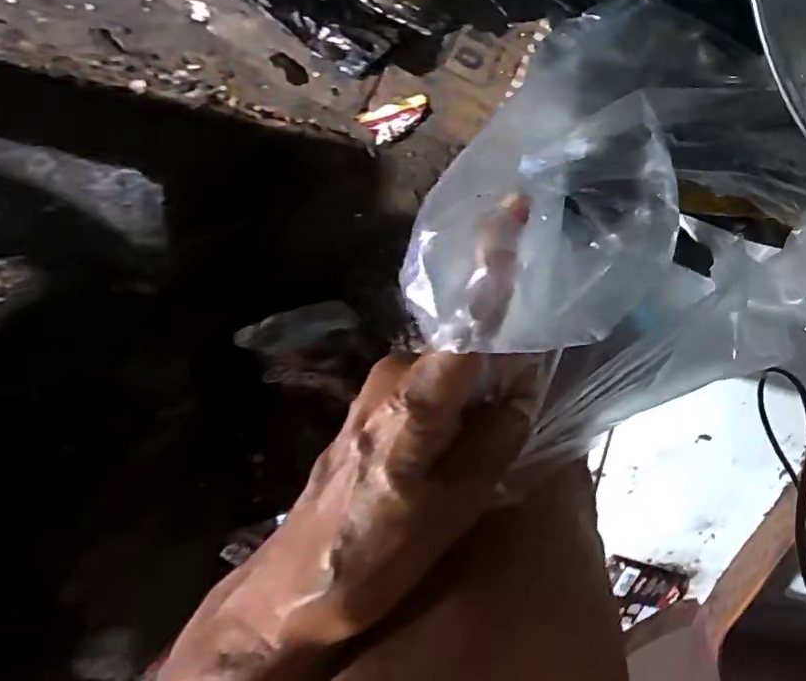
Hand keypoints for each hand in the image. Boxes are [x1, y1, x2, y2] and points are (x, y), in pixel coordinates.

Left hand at [161, 201, 538, 679]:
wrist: (283, 598)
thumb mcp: (457, 505)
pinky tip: (462, 438)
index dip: (497, 262)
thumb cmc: (374, 553)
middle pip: (473, 340)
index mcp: (420, 398)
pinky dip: (462, 392)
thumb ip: (499, 435)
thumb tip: (522, 387)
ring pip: (456, 362)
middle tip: (519, 409)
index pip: (473, 319)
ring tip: (486, 441)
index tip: (516, 208)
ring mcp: (380, 384)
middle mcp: (396, 375)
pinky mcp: (376, 400)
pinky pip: (437, 377)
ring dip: (483, 384)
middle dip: (507, 358)